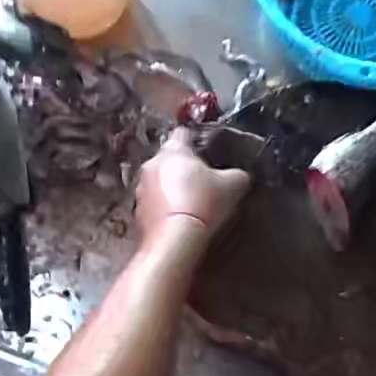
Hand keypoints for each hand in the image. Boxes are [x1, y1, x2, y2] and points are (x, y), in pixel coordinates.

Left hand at [136, 126, 250, 242]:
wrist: (174, 242)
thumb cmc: (203, 204)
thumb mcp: (233, 185)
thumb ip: (237, 174)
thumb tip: (239, 175)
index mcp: (173, 149)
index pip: (183, 133)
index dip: (196, 141)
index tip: (207, 153)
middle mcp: (151, 164)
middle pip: (169, 159)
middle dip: (183, 168)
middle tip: (202, 183)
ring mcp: (140, 189)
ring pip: (158, 182)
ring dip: (171, 189)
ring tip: (189, 206)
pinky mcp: (137, 213)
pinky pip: (153, 205)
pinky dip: (163, 209)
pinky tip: (177, 221)